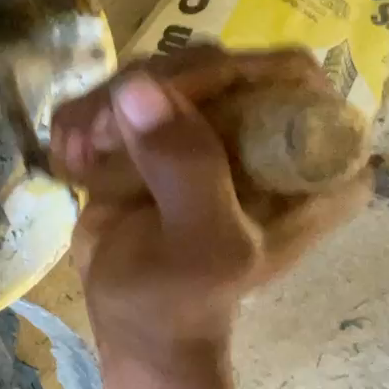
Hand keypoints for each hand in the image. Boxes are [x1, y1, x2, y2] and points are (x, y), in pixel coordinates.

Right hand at [50, 47, 370, 357]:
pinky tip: (73, 162)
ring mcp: (206, 130)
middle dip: (140, 96)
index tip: (152, 111)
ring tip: (81, 158)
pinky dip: (82, 121)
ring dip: (100, 110)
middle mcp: (266, 132)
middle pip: (204, 64)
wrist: (132, 323)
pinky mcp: (155, 136)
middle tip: (98, 139)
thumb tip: (137, 87)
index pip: (280, 73)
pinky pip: (114, 97)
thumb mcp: (201, 244)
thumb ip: (185, 167)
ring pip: (151, 75)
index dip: (216, 78)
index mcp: (314, 158)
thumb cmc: (178, 298)